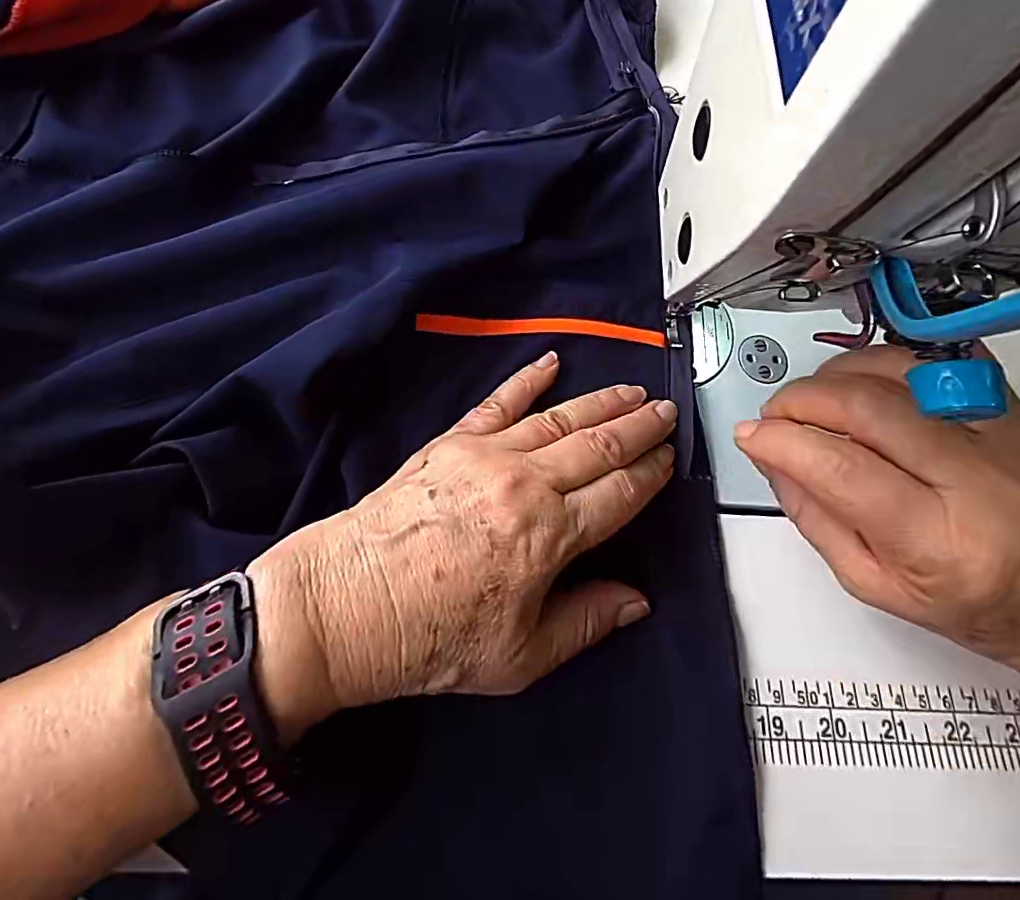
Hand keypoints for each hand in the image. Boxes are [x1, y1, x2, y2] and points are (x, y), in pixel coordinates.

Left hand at [248, 352, 675, 735]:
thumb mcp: (522, 655)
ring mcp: (484, 457)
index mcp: (550, 536)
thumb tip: (634, 601)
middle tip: (664, 413)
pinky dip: (525, 381)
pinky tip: (549, 364)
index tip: (668, 461)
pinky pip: (497, 403)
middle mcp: (523, 484)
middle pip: (598, 447)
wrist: (351, 603)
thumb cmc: (431, 636)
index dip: (651, 476)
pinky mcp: (449, 443)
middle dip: (638, 428)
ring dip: (599, 403)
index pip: (620, 494)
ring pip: (557, 419)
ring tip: (630, 392)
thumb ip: (586, 621)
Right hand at [732, 346, 1019, 694]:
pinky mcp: (1013, 411)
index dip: (781, 441)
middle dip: (799, 400)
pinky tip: (856, 386)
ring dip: (832, 376)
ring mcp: (1005, 438)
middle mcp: (983, 484)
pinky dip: (877, 364)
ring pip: (896, 371)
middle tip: (775, 415)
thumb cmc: (974, 603)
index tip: (750, 435)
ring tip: (812, 401)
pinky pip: (931, 361)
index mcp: (943, 545)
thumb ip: (812, 515)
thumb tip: (769, 454)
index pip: (841, 468)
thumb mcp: (869, 581)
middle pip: (866, 408)